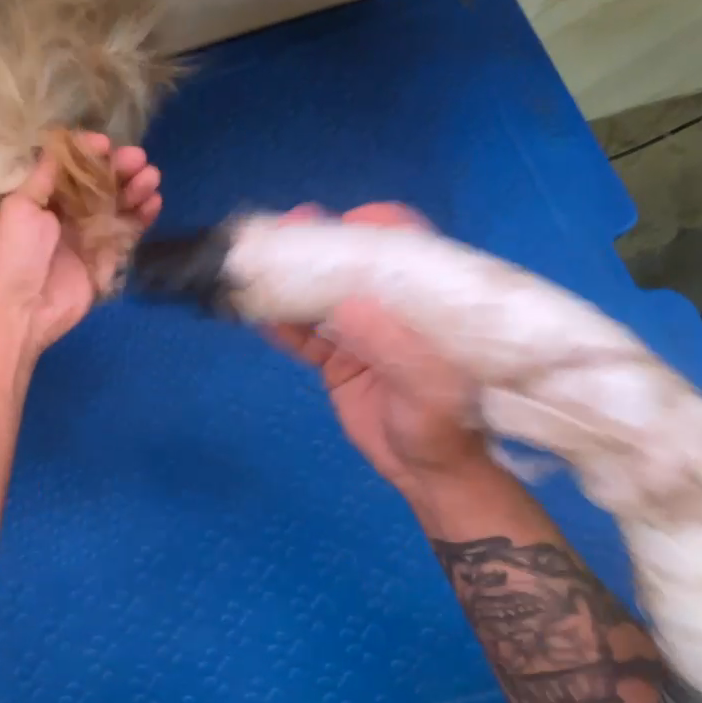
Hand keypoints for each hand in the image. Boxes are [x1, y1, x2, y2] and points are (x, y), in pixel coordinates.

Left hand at [0, 133, 161, 357]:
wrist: (20, 309)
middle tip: (139, 159)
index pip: (71, 167)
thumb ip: (44, 175)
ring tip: (151, 177)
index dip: (89, 153)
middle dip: (120, 168)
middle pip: (99, 183)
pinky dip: (142, 216)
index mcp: (42, 197)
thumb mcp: (19, 206)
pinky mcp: (106, 258)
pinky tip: (154, 202)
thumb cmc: (14, 253)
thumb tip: (63, 144)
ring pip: (118, 204)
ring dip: (135, 188)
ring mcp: (88, 234)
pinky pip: (128, 231)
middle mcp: (66, 212)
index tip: (105, 145)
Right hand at [264, 203, 487, 493]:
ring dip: (291, 280)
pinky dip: (279, 324)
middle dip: (320, 244)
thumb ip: (394, 348)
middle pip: (353, 266)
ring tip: (260, 261)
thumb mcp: (430, 390)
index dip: (379, 228)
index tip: (348, 222)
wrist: (429, 480)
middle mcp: (392, 311)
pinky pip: (302, 336)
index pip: (408, 250)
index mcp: (429, 306)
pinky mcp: (335, 360)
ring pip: (320, 296)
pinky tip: (255, 313)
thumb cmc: (446, 431)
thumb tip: (346, 304)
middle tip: (288, 227)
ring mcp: (360, 334)